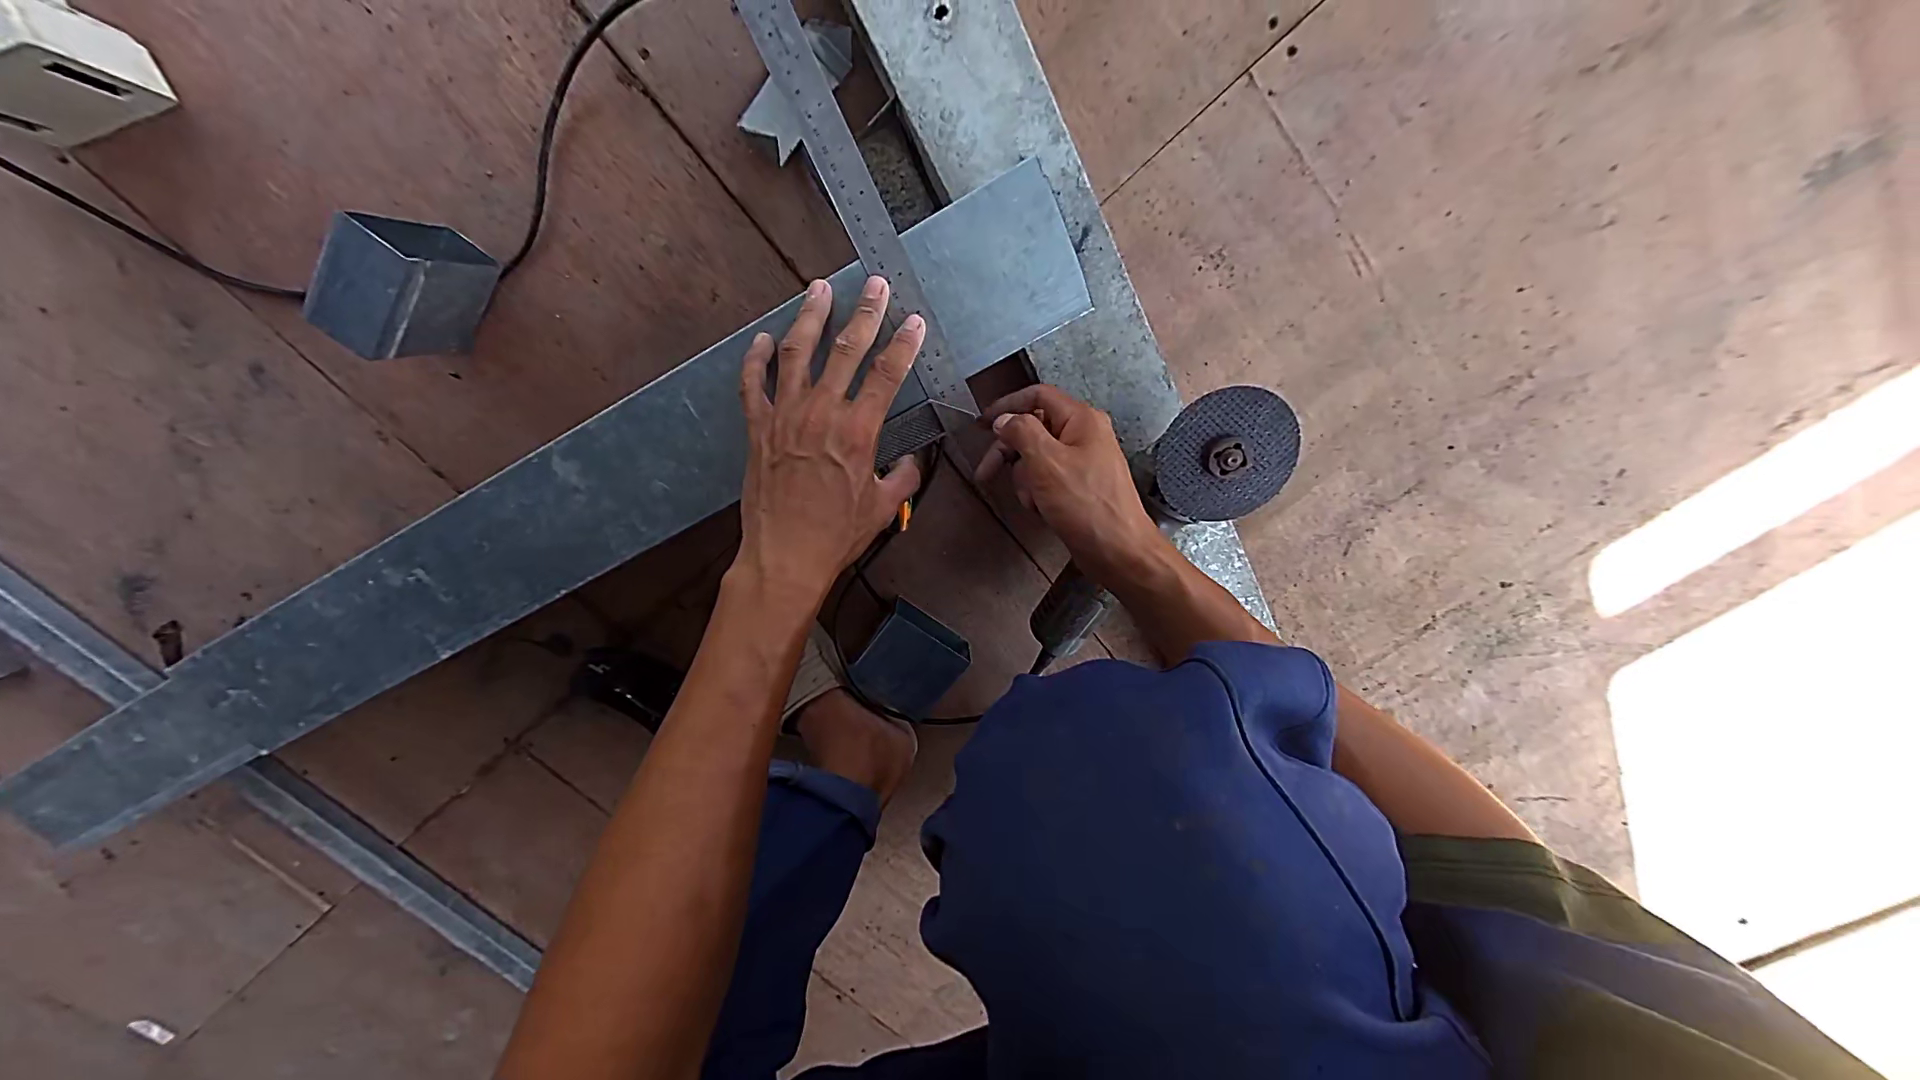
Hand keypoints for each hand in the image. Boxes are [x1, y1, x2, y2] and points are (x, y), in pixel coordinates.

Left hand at [732, 276, 923, 607]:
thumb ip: (903, 477)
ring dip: (810, 317)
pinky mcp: (757, 429)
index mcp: (857, 431)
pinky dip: (756, 359)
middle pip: (846, 350)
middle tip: (874, 284)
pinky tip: (762, 339)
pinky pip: (753, 384)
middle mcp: (821, 413)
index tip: (913, 321)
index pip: (886, 374)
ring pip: (797, 353)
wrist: (785, 555)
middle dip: (864, 312)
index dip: (903, 344)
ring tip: (820, 289)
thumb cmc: (836, 535)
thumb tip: (910, 462)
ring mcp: (784, 416)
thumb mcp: (883, 507)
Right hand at [975, 384, 1168, 583]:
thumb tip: (1004, 419)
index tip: (983, 423)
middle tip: (987, 471)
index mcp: (1082, 420)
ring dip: (1025, 480)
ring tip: (1032, 499)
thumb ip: (1021, 432)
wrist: (1118, 551)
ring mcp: (1083, 461)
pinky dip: (1037, 493)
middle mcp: (1085, 436)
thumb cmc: (1089, 508)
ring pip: (1037, 458)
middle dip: (1010, 453)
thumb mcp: (1045, 463)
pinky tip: (1042, 509)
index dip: (1006, 406)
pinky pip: (1047, 479)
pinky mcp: (1080, 486)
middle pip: (1033, 429)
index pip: (1037, 396)